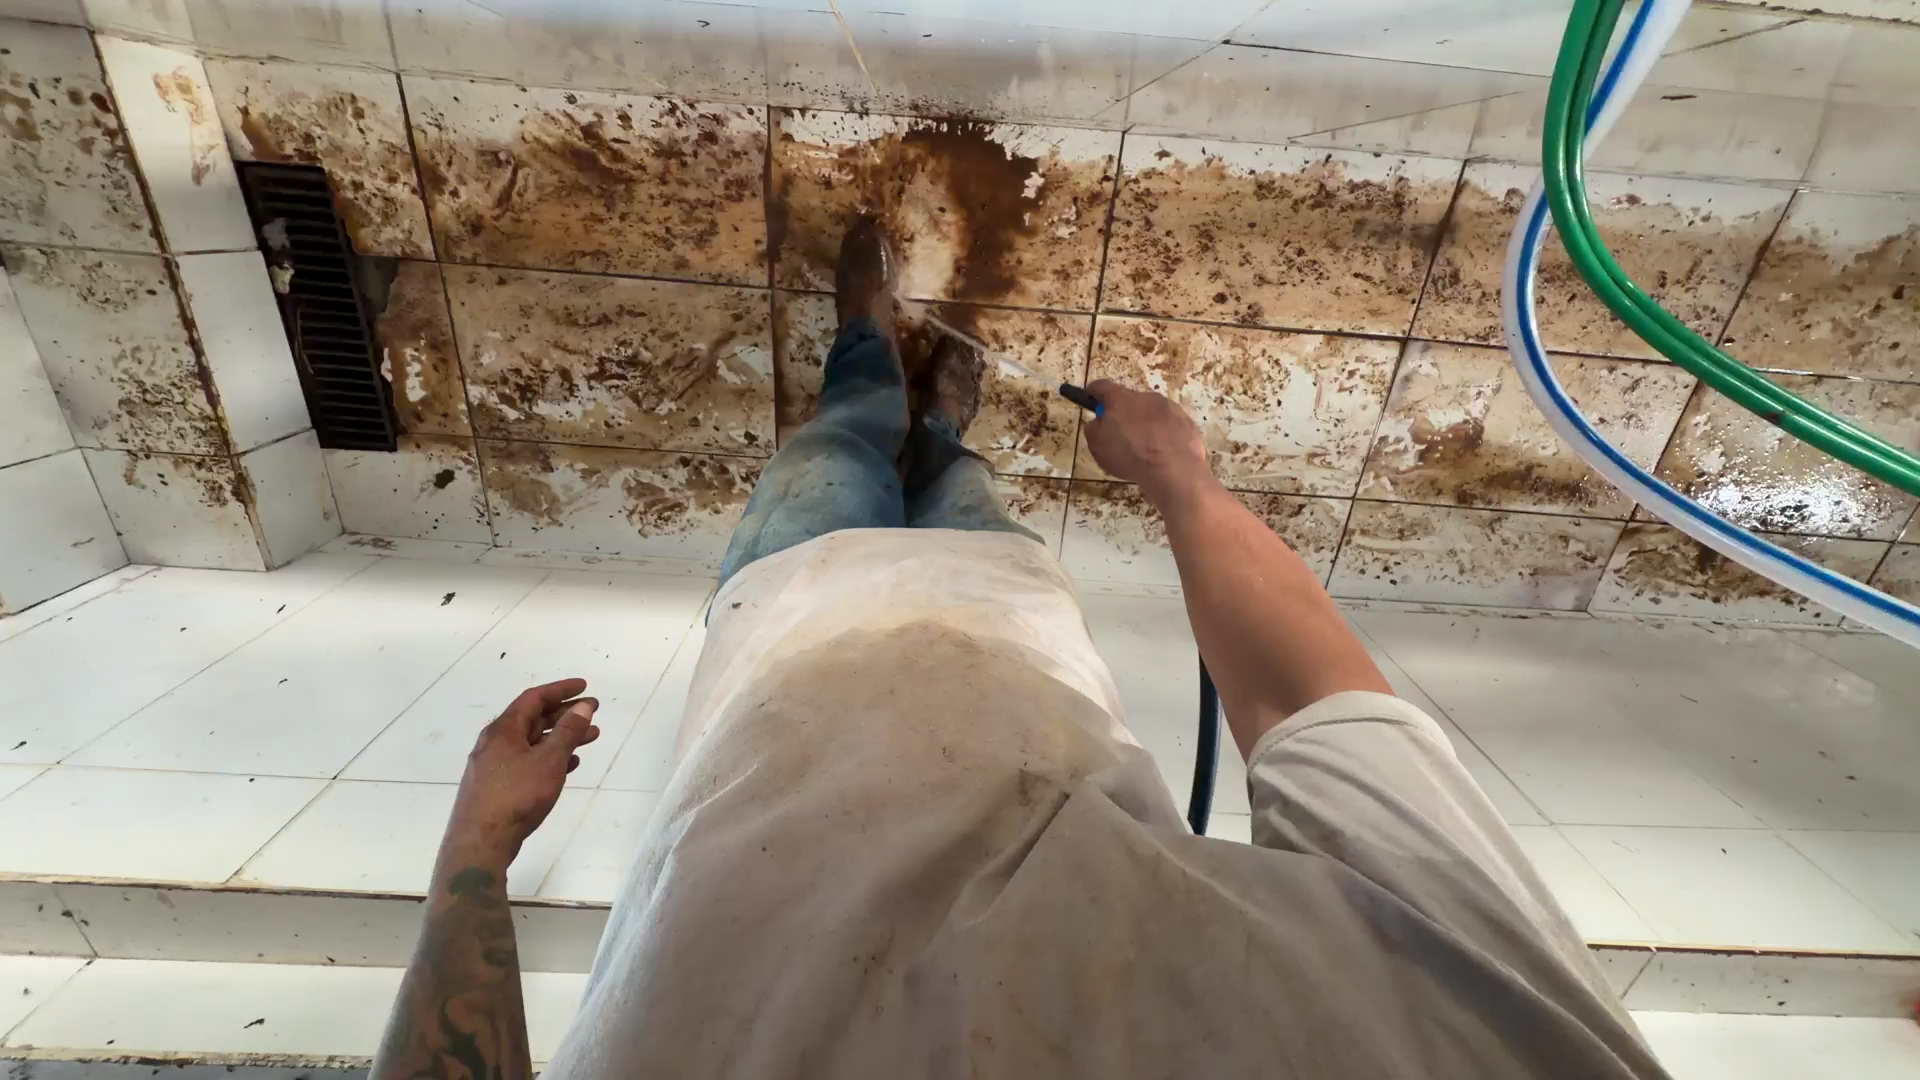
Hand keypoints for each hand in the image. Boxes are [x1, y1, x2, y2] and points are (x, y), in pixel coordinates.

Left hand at [442, 679, 599, 867]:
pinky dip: (549, 757)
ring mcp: (493, 766)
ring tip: (589, 739)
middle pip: (533, 719)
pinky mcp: (496, 787)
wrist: (479, 844)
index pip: (534, 698)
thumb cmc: (516, 796)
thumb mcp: (549, 760)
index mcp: (503, 731)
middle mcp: (494, 743)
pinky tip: (568, 765)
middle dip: (565, 714)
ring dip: (561, 737)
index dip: (560, 690)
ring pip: (532, 742)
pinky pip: (527, 761)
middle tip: (593, 712)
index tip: (585, 687)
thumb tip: (583, 706)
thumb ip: (568, 731)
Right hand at [1083, 379, 1212, 503]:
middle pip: (1130, 401)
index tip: (1090, 399)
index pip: (1101, 386)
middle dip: (1123, 414)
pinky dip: (1164, 435)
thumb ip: (1094, 429)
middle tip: (1120, 437)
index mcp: (1121, 399)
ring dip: (1146, 425)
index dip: (1093, 392)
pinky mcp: (1187, 422)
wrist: (1173, 469)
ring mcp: (1170, 407)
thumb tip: (1098, 421)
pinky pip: (1170, 426)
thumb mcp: (1098, 447)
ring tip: (1145, 450)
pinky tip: (1163, 454)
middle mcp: (1146, 396)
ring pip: (1152, 413)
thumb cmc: (1129, 456)